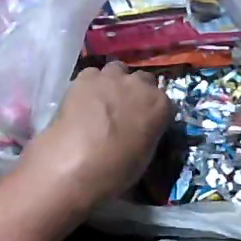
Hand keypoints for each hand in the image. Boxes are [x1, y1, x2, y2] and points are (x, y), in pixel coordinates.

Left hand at [16, 62, 171, 210]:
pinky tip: (81, 101)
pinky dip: (89, 85)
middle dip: (135, 92)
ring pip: (117, 70)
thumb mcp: (144, 156)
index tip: (145, 121)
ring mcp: (112, 77)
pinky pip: (92, 75)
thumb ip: (147, 133)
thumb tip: (140, 130)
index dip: (153, 111)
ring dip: (113, 82)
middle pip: (143, 80)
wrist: (75, 164)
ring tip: (101, 101)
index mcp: (160, 106)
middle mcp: (140, 85)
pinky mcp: (85, 77)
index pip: (165, 101)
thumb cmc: (115, 170)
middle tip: (123, 110)